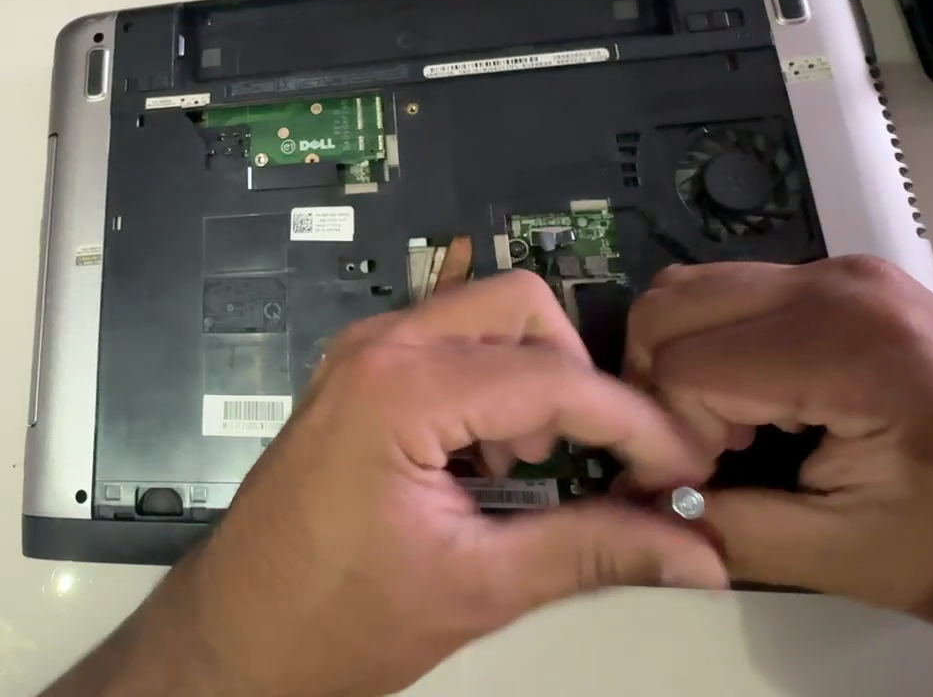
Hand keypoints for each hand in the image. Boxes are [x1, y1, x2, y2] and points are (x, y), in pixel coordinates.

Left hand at [48, 271, 725, 696]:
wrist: (239, 627)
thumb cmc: (337, 616)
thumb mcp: (476, 586)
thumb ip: (591, 550)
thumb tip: (692, 548)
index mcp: (401, 388)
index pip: (551, 378)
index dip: (634, 423)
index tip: (684, 468)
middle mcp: (379, 345)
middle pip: (516, 304)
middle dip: (576, 371)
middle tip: (598, 455)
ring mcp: (361, 350)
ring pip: (480, 313)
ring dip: (530, 372)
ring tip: (530, 465)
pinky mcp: (355, 369)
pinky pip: (443, 339)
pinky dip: (487, 377)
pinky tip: (485, 453)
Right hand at [629, 257, 932, 669]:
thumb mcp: (860, 560)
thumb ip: (726, 528)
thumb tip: (631, 507)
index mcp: (846, 345)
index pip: (682, 365)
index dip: (667, 434)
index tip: (694, 490)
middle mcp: (834, 283)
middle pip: (669, 306)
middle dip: (654, 383)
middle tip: (692, 453)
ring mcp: (844, 274)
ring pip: (692, 290)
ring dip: (680, 361)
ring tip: (724, 430)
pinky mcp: (850, 284)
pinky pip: (735, 295)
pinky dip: (714, 346)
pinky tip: (758, 405)